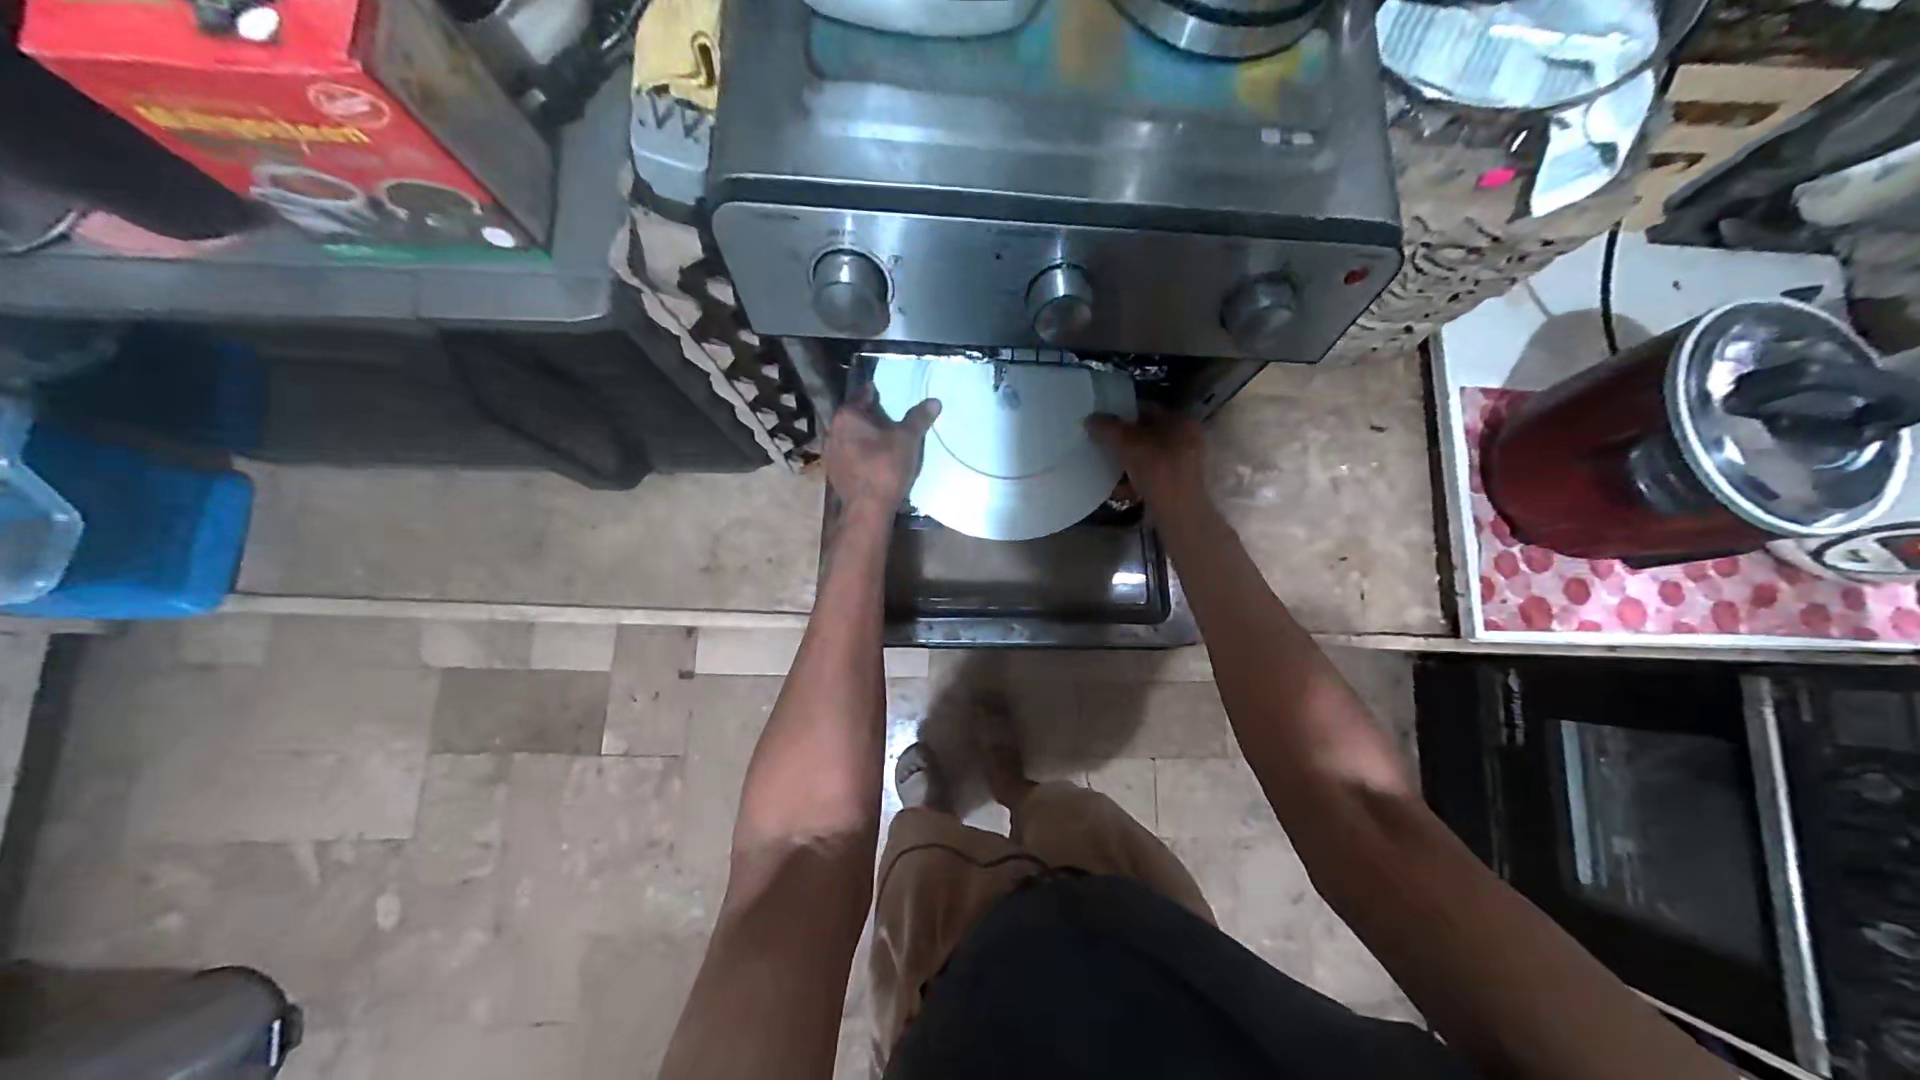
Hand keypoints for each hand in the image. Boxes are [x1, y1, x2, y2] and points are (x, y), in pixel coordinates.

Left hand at [826, 384, 940, 514]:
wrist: (867, 508)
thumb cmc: (885, 467)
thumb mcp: (907, 439)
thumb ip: (919, 418)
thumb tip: (934, 401)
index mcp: (847, 415)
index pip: (862, 395)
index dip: (875, 393)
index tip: (886, 393)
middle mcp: (832, 429)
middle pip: (854, 416)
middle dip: (870, 415)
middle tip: (888, 417)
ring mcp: (830, 452)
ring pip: (849, 435)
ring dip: (863, 435)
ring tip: (882, 438)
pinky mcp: (833, 471)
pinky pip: (848, 453)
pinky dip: (859, 451)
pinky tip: (872, 458)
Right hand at [1087, 405, 1208, 513]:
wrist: (1178, 510)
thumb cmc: (1157, 467)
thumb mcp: (1128, 442)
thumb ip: (1107, 428)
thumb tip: (1089, 419)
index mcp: (1181, 421)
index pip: (1147, 408)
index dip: (1122, 412)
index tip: (1102, 421)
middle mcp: (1186, 439)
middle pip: (1146, 434)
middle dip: (1123, 440)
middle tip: (1100, 443)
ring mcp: (1183, 465)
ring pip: (1147, 457)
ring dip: (1126, 461)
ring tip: (1105, 465)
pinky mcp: (1175, 487)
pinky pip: (1149, 478)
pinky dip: (1133, 480)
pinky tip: (1117, 487)